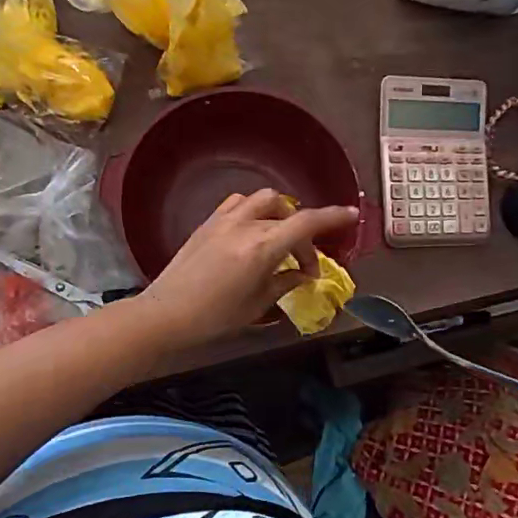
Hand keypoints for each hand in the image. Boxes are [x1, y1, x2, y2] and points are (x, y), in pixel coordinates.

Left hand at [131, 189, 359, 350]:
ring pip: (264, 201)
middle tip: (303, 266)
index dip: (333, 217)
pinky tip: (253, 232)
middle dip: (304, 237)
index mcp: (262, 247)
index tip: (351, 216)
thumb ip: (284, 283)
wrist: (166, 313)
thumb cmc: (214, 317)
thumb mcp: (257, 304)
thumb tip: (302, 274)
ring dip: (281, 214)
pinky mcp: (208, 223)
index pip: (306, 223)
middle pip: (288, 216)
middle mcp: (245, 225)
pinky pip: (239, 204)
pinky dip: (255, 211)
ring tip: (281, 240)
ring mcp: (224, 220)